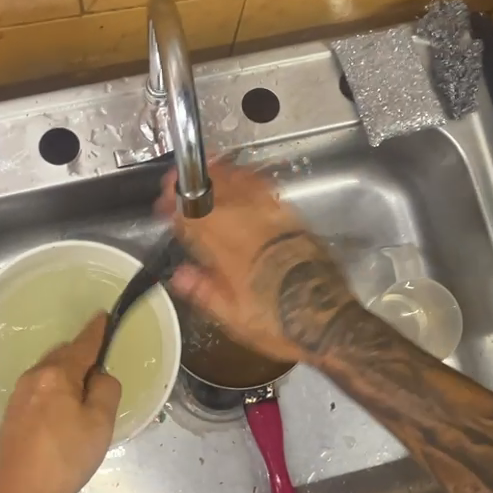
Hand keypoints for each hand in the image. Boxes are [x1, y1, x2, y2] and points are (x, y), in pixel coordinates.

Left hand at [0, 314, 121, 492]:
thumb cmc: (63, 458)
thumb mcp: (100, 423)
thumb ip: (106, 390)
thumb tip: (99, 376)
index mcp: (57, 374)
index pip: (83, 343)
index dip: (97, 330)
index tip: (105, 316)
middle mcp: (34, 377)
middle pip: (63, 356)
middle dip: (82, 355)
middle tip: (102, 369)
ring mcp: (18, 397)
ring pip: (50, 374)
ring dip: (68, 376)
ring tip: (86, 395)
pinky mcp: (12, 416)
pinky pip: (40, 391)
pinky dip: (56, 392)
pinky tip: (64, 413)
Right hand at [158, 160, 358, 365]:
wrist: (328, 323)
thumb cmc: (281, 325)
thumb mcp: (235, 319)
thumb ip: (205, 292)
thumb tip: (180, 275)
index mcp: (232, 257)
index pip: (196, 221)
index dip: (176, 210)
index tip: (163, 207)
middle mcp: (253, 233)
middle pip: (216, 197)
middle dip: (191, 187)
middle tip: (174, 183)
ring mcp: (276, 223)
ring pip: (242, 188)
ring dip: (219, 176)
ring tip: (203, 168)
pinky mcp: (295, 222)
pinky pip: (268, 192)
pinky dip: (250, 179)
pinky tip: (243, 175)